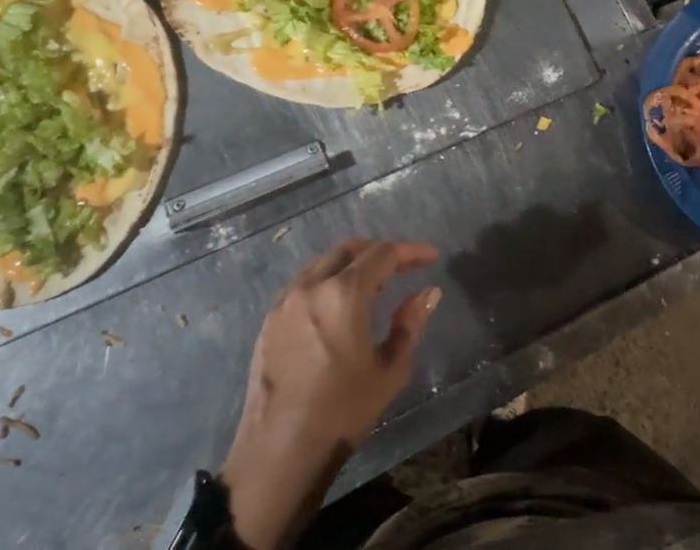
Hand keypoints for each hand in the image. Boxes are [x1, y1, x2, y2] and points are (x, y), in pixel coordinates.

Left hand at [223, 238, 441, 549]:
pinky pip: (303, 285)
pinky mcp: (268, 321)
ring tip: (373, 284)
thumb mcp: (390, 370)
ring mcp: (285, 302)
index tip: (431, 257)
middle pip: (348, 250)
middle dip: (378, 252)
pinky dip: (326, 282)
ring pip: (322, 264)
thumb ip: (410, 324)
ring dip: (350, 265)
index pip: (383, 254)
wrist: (281, 450)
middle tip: (403, 266)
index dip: (410, 251)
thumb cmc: (343, 411)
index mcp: (344, 294)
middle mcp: (311, 287)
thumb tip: (427, 293)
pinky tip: (338, 306)